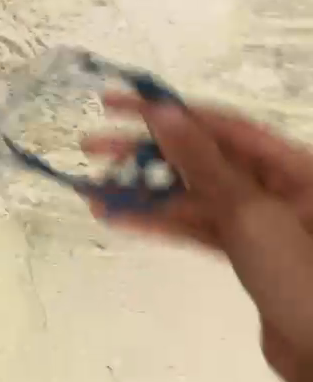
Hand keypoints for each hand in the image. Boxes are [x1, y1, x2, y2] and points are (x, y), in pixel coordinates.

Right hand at [85, 96, 312, 381]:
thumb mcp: (249, 212)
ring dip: (140, 191)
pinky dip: (156, 220)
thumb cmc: (302, 276)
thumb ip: (201, 159)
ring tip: (92, 192)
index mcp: (299, 174)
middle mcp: (284, 192)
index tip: (110, 104)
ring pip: (191, 193)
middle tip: (90, 149)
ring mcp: (266, 223)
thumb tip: (160, 110)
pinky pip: (195, 225)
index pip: (223, 126)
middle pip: (201, 159)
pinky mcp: (250, 251)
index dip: (165, 112)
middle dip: (142, 155)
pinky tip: (116, 217)